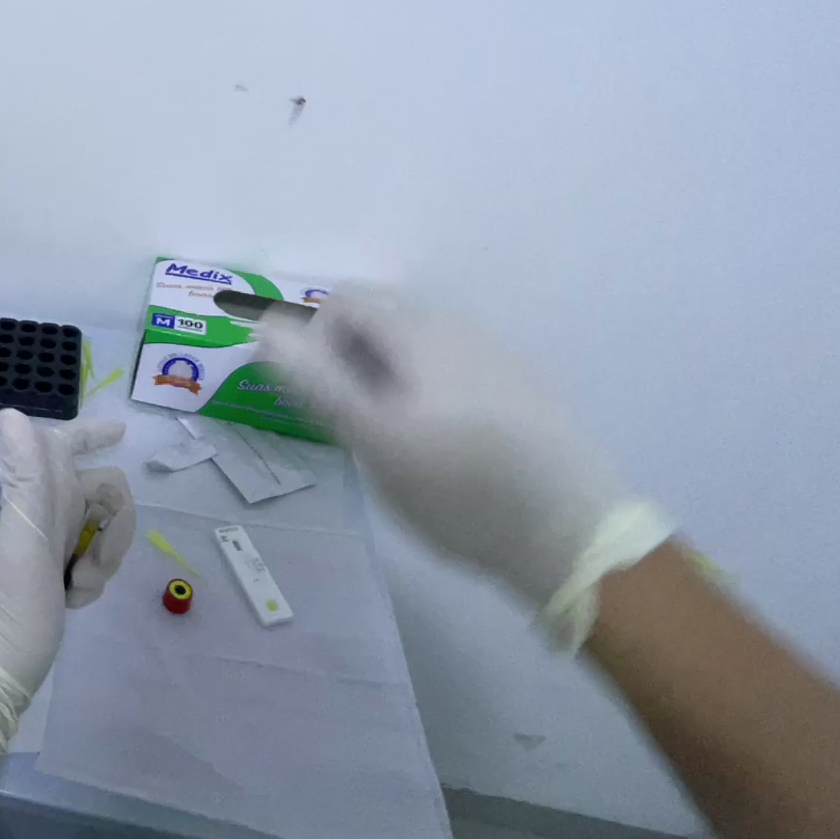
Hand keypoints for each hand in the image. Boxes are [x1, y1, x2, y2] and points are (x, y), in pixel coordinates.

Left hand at [0, 409, 135, 749]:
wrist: (1, 667)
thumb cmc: (13, 605)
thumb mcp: (23, 539)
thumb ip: (25, 476)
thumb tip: (10, 411)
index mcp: (39, 491)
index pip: (67, 442)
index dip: (93, 432)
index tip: (124, 433)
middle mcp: (46, 506)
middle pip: (105, 490)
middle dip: (115, 525)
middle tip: (93, 562)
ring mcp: (54, 537)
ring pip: (105, 527)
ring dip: (105, 557)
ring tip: (77, 588)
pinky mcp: (61, 567)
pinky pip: (97, 558)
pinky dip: (95, 578)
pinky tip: (74, 600)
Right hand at [262, 287, 670, 645]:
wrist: (574, 537)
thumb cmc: (459, 489)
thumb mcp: (372, 439)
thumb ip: (316, 380)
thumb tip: (265, 329)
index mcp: (419, 331)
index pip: (340, 301)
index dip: (313, 341)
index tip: (322, 399)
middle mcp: (459, 326)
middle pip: (377, 316)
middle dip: (346, 357)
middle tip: (351, 420)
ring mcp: (494, 353)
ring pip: (412, 342)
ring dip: (382, 373)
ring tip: (390, 434)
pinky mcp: (519, 384)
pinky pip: (448, 363)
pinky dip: (421, 385)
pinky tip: (440, 441)